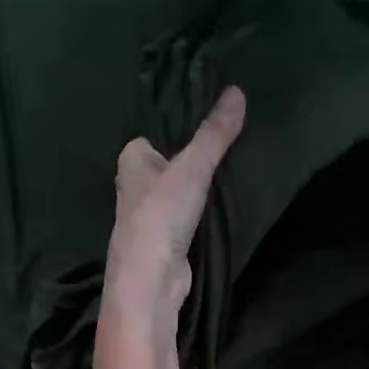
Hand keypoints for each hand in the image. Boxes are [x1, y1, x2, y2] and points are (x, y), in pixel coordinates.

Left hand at [104, 87, 246, 314]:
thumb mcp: (193, 166)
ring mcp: (148, 218)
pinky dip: (200, 213)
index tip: (207, 122)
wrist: (151, 278)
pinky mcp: (164, 242)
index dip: (174, 129)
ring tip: (232, 170)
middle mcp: (134, 188)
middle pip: (167, 164)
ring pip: (177, 193)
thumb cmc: (161, 214)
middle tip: (228, 144)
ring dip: (197, 188)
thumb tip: (237, 91)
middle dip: (190, 159)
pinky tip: (221, 208)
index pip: (151, 136)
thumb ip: (214, 133)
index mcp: (130, 162)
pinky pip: (185, 217)